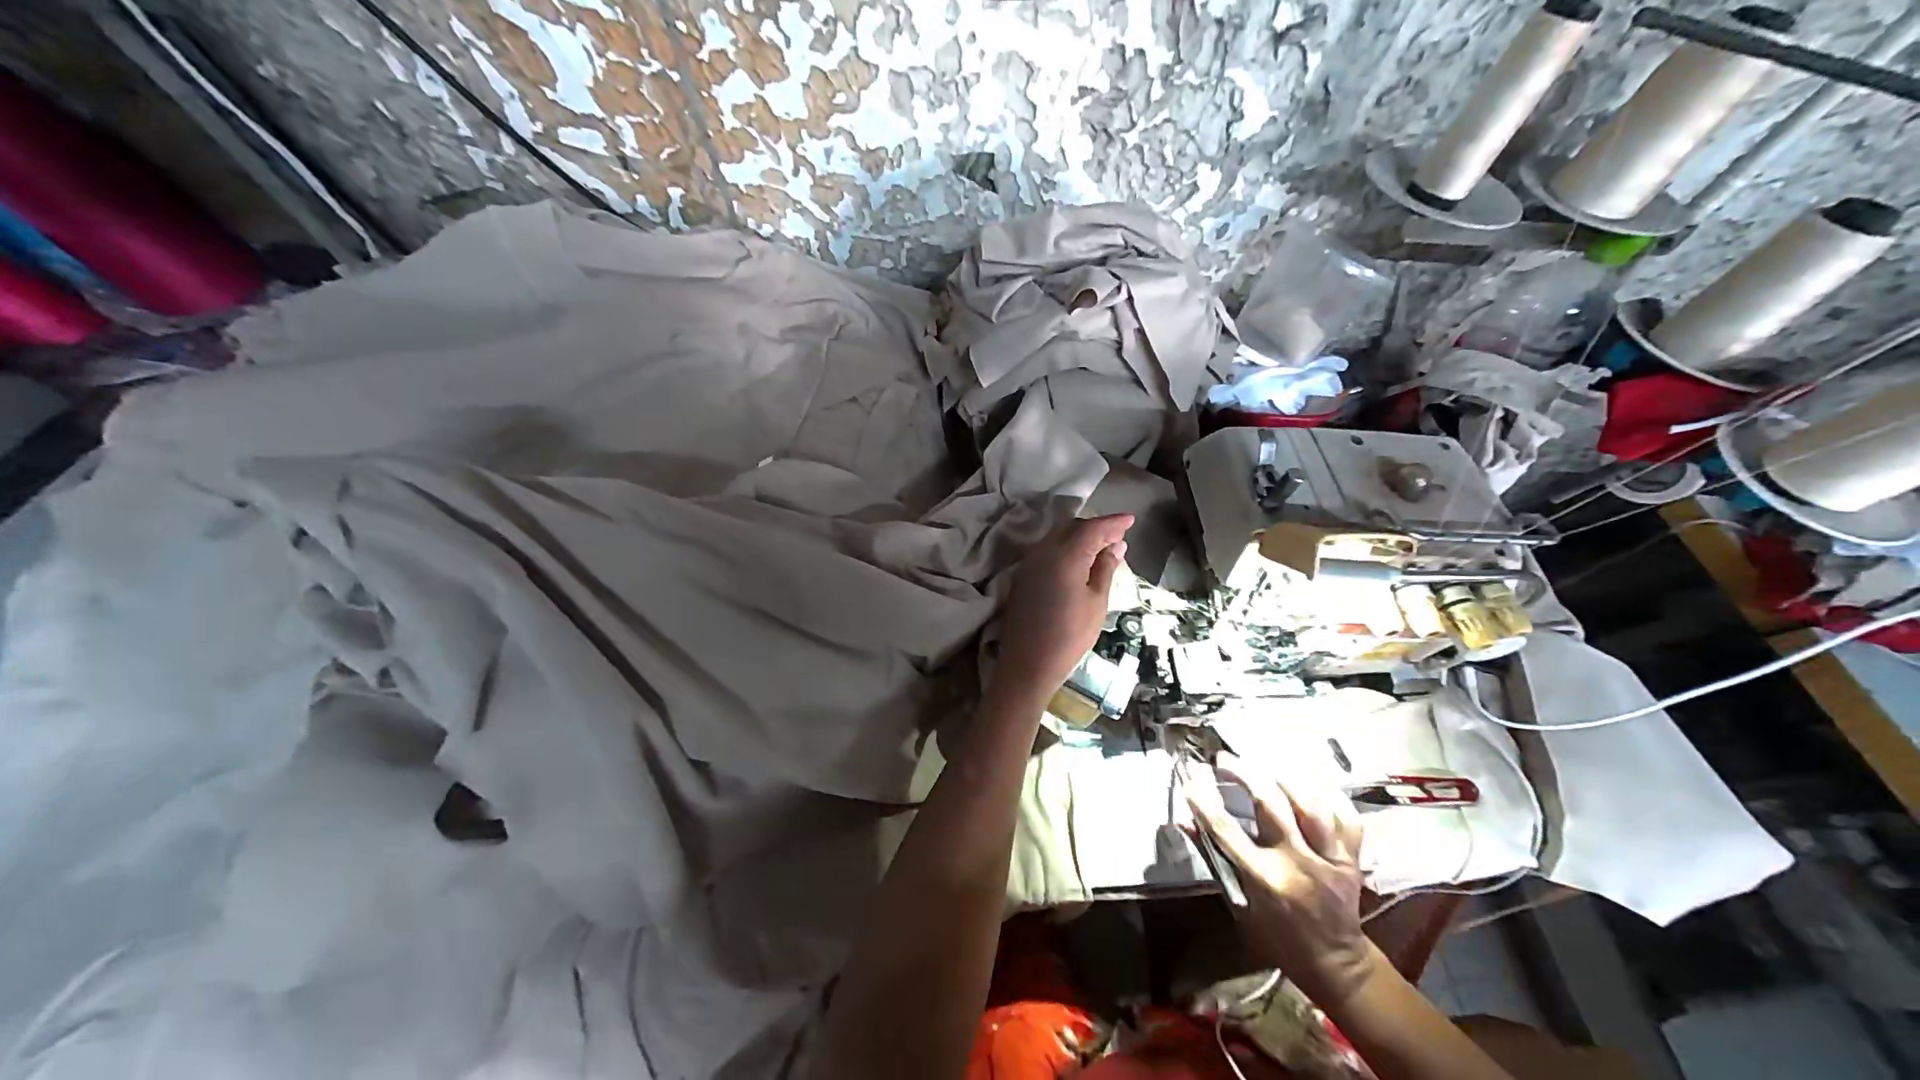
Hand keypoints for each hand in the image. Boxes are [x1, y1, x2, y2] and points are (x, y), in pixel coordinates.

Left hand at [991, 514, 1132, 698]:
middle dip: (1095, 527)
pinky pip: (1046, 552)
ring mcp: (1029, 564)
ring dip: (1079, 537)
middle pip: (1071, 527)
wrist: (1028, 663)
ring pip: (1056, 538)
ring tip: (1101, 549)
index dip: (1113, 522)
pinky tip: (1078, 562)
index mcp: (1065, 555)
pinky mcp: (1022, 577)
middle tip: (1117, 536)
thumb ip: (1105, 569)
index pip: (1092, 528)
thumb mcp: (1097, 602)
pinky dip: (1065, 549)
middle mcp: (1043, 552)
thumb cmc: (1070, 635)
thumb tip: (1115, 546)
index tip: (1130, 520)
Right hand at [1186, 753, 1375, 1006]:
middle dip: (1243, 773)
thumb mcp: (1238, 904)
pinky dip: (1330, 795)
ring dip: (1283, 778)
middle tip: (1225, 759)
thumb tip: (1188, 822)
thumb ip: (1217, 860)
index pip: (1226, 829)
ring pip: (1310, 804)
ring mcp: (1330, 859)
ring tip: (1265, 764)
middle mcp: (1298, 863)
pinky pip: (1347, 817)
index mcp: (1264, 879)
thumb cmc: (1277, 938)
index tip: (1192, 777)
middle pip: (1270, 804)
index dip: (1204, 799)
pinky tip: (1311, 782)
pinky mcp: (1353, 859)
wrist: (1335, 963)